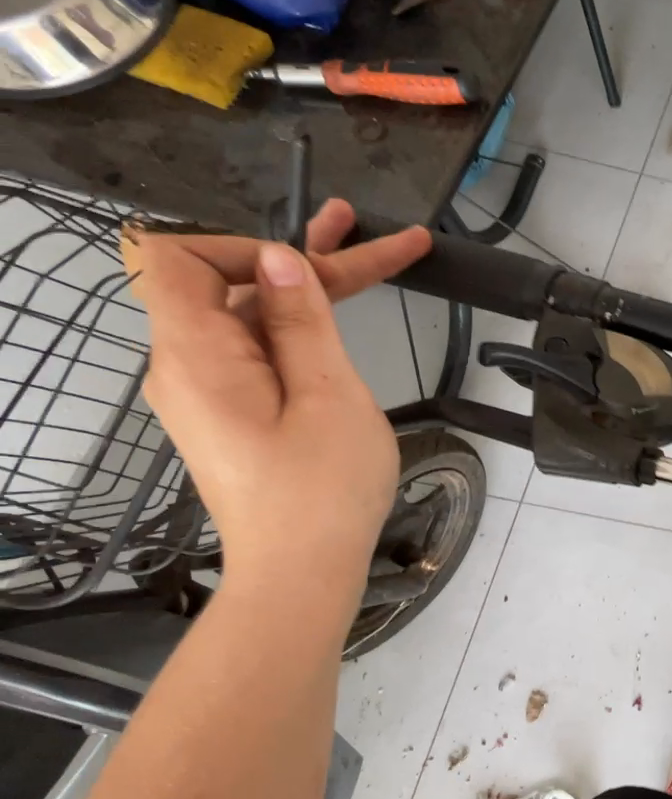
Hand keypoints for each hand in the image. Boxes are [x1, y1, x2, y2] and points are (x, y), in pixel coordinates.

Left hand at [123, 201, 431, 589]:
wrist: (302, 567)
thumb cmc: (322, 488)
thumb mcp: (329, 397)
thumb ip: (302, 324)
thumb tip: (278, 260)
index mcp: (198, 357)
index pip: (176, 260)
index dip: (241, 245)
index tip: (312, 267)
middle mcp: (186, 365)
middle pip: (225, 286)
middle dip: (298, 257)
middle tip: (369, 231)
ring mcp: (208, 390)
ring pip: (248, 316)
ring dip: (303, 285)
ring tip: (369, 252)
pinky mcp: (233, 411)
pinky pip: (255, 350)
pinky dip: (297, 324)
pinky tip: (337, 314)